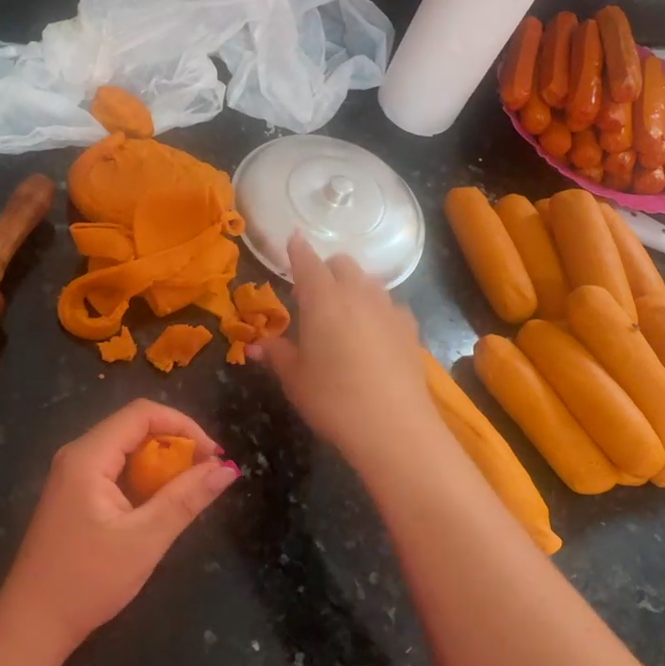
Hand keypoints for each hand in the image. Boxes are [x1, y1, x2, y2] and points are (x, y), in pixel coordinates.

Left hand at [0, 400, 238, 653]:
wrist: (33, 623)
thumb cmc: (87, 581)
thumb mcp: (145, 540)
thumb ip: (186, 499)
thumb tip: (228, 469)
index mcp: (87, 456)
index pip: (142, 413)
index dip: (184, 426)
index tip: (213, 457)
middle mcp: (76, 456)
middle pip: (133, 427)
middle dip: (175, 444)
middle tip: (206, 476)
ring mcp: (72, 476)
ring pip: (126, 450)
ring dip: (161, 464)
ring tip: (188, 493)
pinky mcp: (74, 496)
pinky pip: (115, 470)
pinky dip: (143, 480)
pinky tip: (159, 507)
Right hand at [252, 233, 439, 466]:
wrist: (394, 427)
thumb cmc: (332, 399)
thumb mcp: (294, 378)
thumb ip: (276, 354)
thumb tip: (254, 346)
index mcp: (323, 299)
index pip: (307, 262)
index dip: (297, 249)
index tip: (292, 238)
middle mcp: (358, 294)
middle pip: (342, 265)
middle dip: (326, 270)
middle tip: (311, 295)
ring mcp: (389, 309)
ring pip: (369, 282)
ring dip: (352, 287)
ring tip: (341, 314)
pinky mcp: (410, 329)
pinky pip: (389, 306)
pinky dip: (375, 310)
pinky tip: (371, 334)